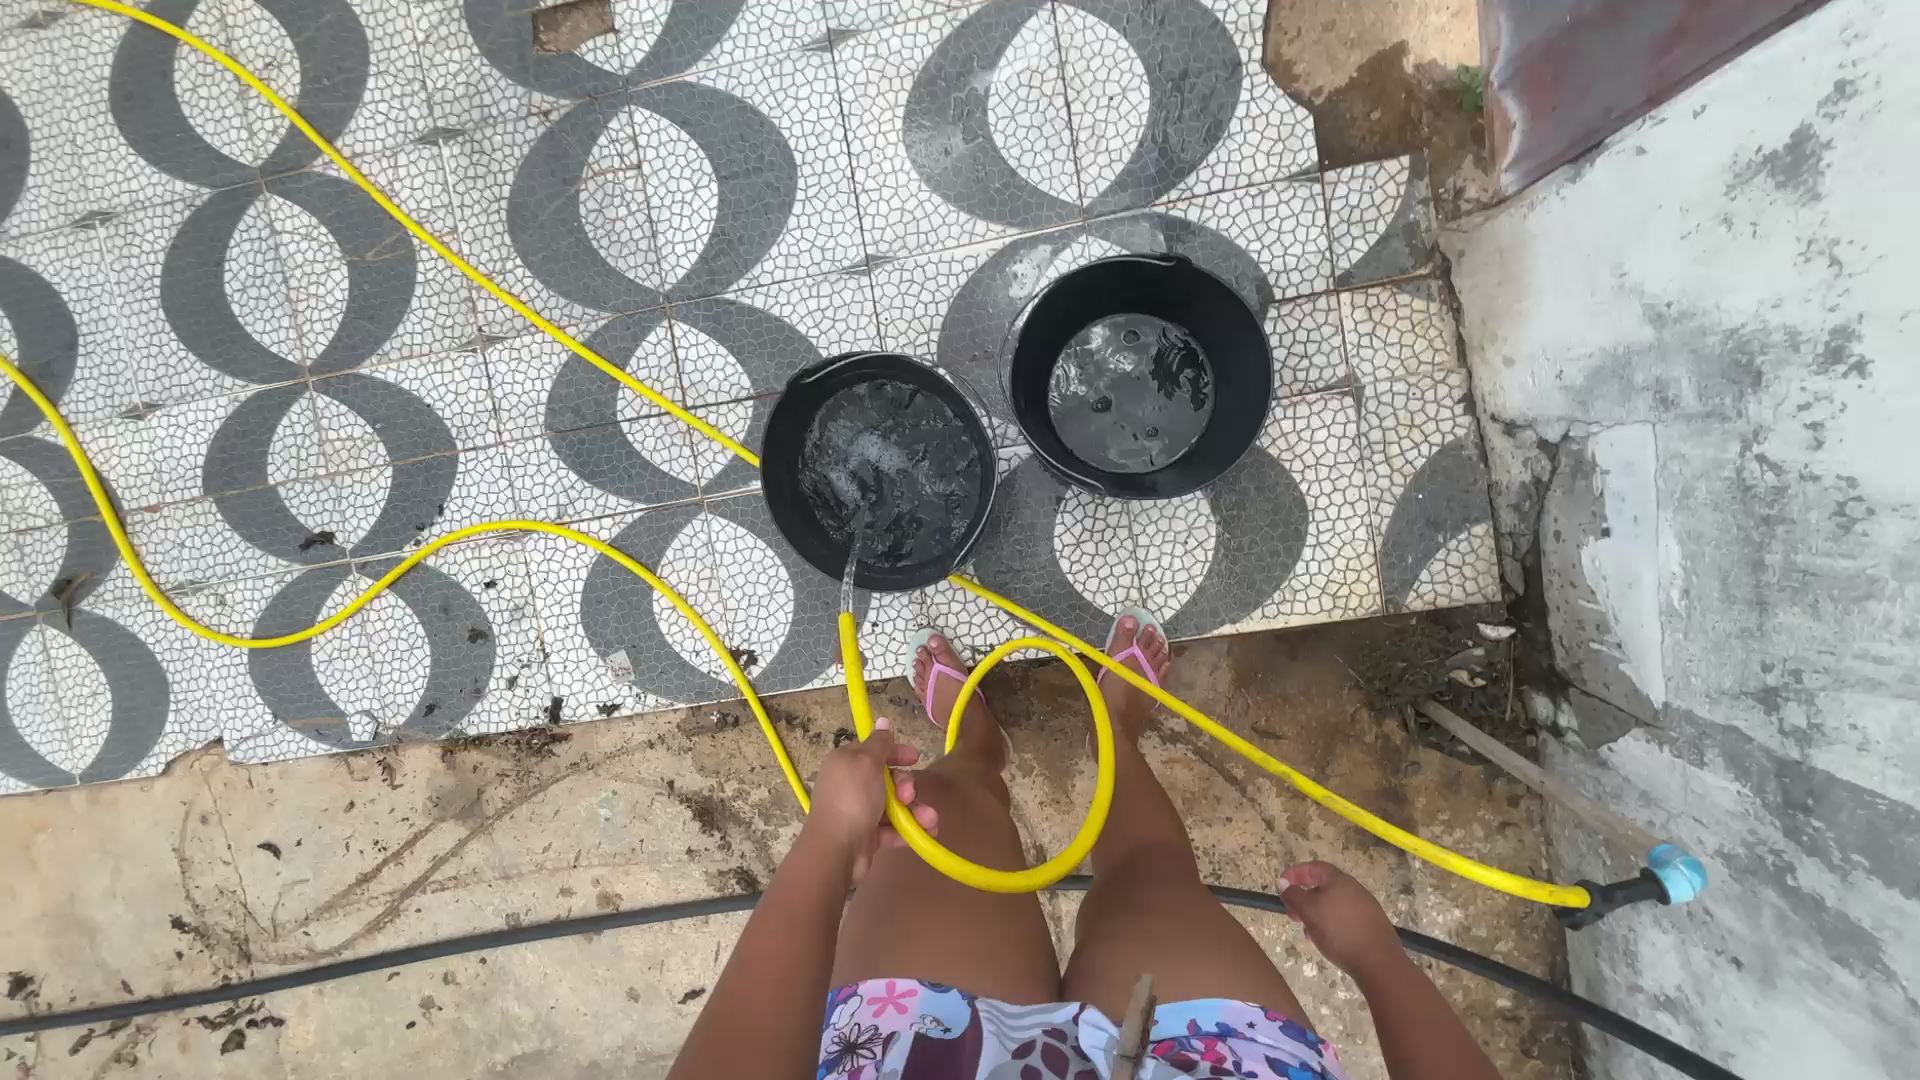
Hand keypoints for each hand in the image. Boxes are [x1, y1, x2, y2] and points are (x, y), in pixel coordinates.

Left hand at [805, 717, 938, 881]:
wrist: (837, 849)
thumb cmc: (853, 797)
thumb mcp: (867, 762)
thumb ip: (879, 743)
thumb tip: (883, 720)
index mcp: (846, 763)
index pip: (873, 751)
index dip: (895, 752)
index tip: (914, 757)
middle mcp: (850, 785)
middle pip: (887, 778)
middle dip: (906, 785)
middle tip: (909, 795)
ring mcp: (858, 811)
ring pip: (893, 805)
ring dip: (914, 810)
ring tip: (929, 819)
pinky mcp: (867, 836)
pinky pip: (892, 828)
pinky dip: (909, 829)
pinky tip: (927, 832)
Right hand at [1278, 861, 1405, 979]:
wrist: (1380, 964)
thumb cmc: (1339, 931)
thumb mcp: (1308, 910)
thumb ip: (1293, 895)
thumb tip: (1283, 883)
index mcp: (1340, 881)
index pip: (1313, 868)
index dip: (1295, 874)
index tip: (1282, 886)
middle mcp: (1355, 890)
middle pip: (1323, 887)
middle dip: (1304, 899)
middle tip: (1292, 914)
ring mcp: (1367, 909)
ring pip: (1333, 906)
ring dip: (1316, 914)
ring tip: (1307, 932)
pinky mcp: (1373, 927)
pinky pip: (1345, 919)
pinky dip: (1331, 925)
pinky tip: (1327, 941)